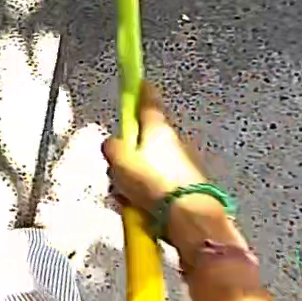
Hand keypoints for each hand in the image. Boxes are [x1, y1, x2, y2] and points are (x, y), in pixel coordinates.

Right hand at [102, 82, 210, 214]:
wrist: (189, 219)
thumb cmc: (153, 184)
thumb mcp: (120, 162)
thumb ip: (112, 148)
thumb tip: (112, 144)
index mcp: (157, 130)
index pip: (148, 104)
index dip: (141, 92)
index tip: (139, 82)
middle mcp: (173, 144)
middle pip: (143, 140)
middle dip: (127, 154)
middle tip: (116, 171)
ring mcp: (181, 166)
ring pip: (148, 165)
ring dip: (134, 178)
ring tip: (126, 197)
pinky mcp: (186, 189)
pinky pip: (157, 185)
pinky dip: (146, 194)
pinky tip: (138, 209)